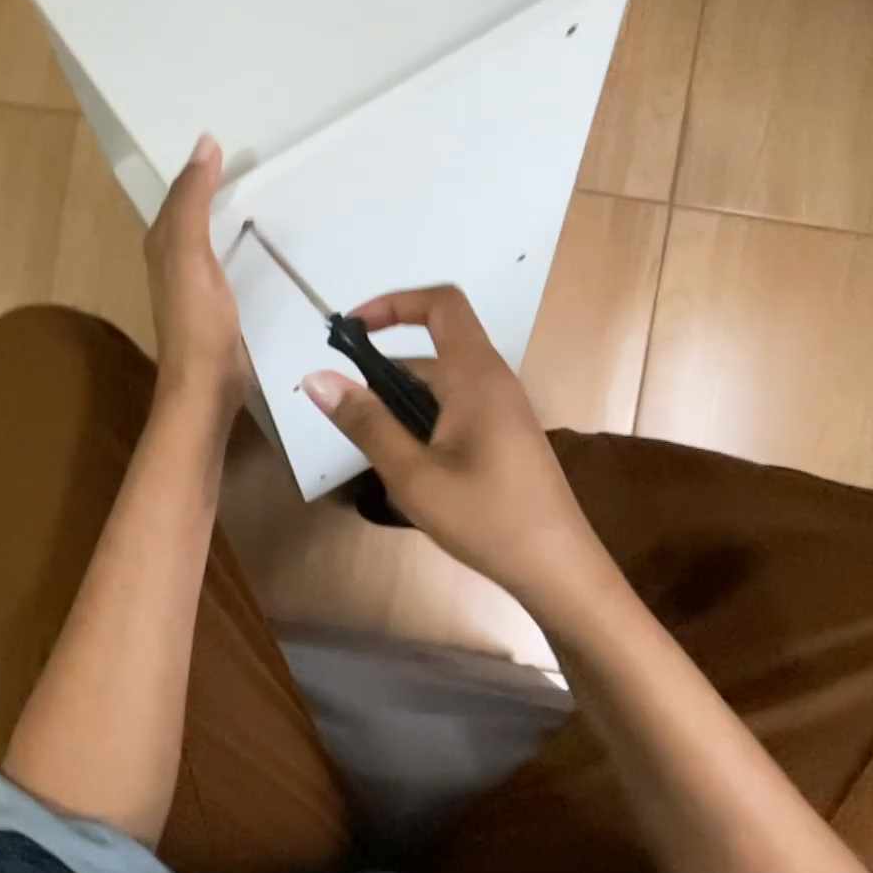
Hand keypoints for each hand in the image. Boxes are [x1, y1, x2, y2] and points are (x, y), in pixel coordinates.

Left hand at [145, 135, 244, 405]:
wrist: (207, 384)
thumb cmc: (198, 321)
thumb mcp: (190, 253)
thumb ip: (192, 201)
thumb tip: (203, 145)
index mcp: (163, 245)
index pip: (179, 195)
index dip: (198, 169)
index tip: (226, 144)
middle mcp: (172, 262)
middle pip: (188, 214)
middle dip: (208, 188)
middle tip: (244, 162)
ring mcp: (193, 286)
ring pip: (204, 237)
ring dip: (222, 215)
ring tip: (254, 194)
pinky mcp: (213, 307)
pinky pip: (222, 261)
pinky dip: (234, 244)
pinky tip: (252, 247)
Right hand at [301, 286, 610, 606]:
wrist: (557, 569)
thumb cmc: (486, 518)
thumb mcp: (412, 474)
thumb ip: (364, 423)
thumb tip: (316, 378)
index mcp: (475, 377)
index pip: (440, 304)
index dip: (393, 303)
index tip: (350, 330)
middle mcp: (492, 381)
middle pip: (432, 349)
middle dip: (382, 371)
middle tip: (348, 417)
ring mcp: (500, 409)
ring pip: (440, 383)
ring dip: (399, 404)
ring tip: (376, 454)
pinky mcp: (502, 434)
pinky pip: (453, 407)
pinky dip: (420, 421)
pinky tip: (408, 467)